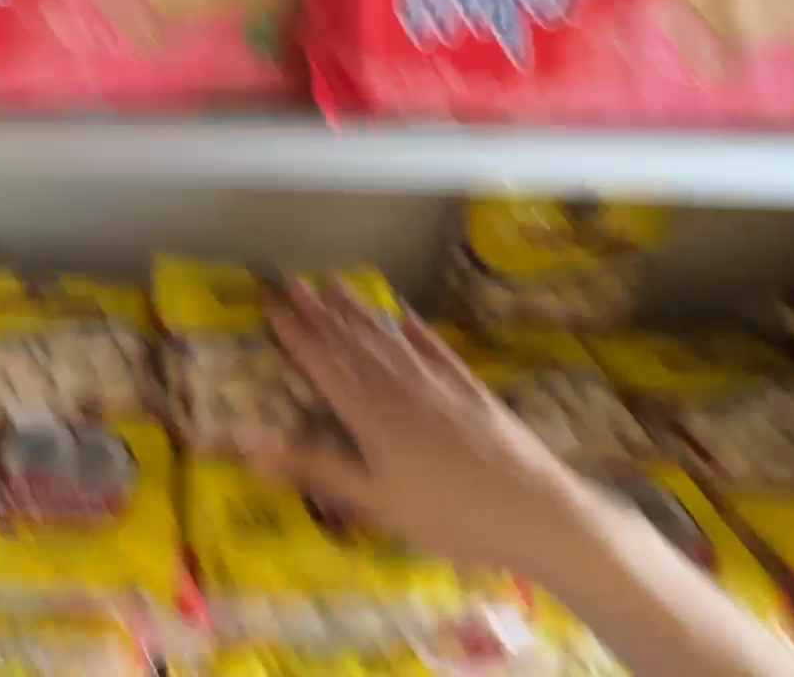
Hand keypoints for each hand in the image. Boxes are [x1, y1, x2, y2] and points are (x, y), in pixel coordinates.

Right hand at [254, 276, 593, 572]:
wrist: (540, 513)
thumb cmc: (450, 515)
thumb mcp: (377, 502)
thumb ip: (317, 468)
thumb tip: (253, 447)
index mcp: (370, 412)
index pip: (324, 364)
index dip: (296, 335)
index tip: (271, 307)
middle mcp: (398, 385)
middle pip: (351, 341)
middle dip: (318, 310)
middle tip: (292, 279)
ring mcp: (436, 381)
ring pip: (387, 337)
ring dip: (357, 309)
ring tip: (334, 282)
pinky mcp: (468, 386)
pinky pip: (434, 348)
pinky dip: (414, 328)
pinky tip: (402, 312)